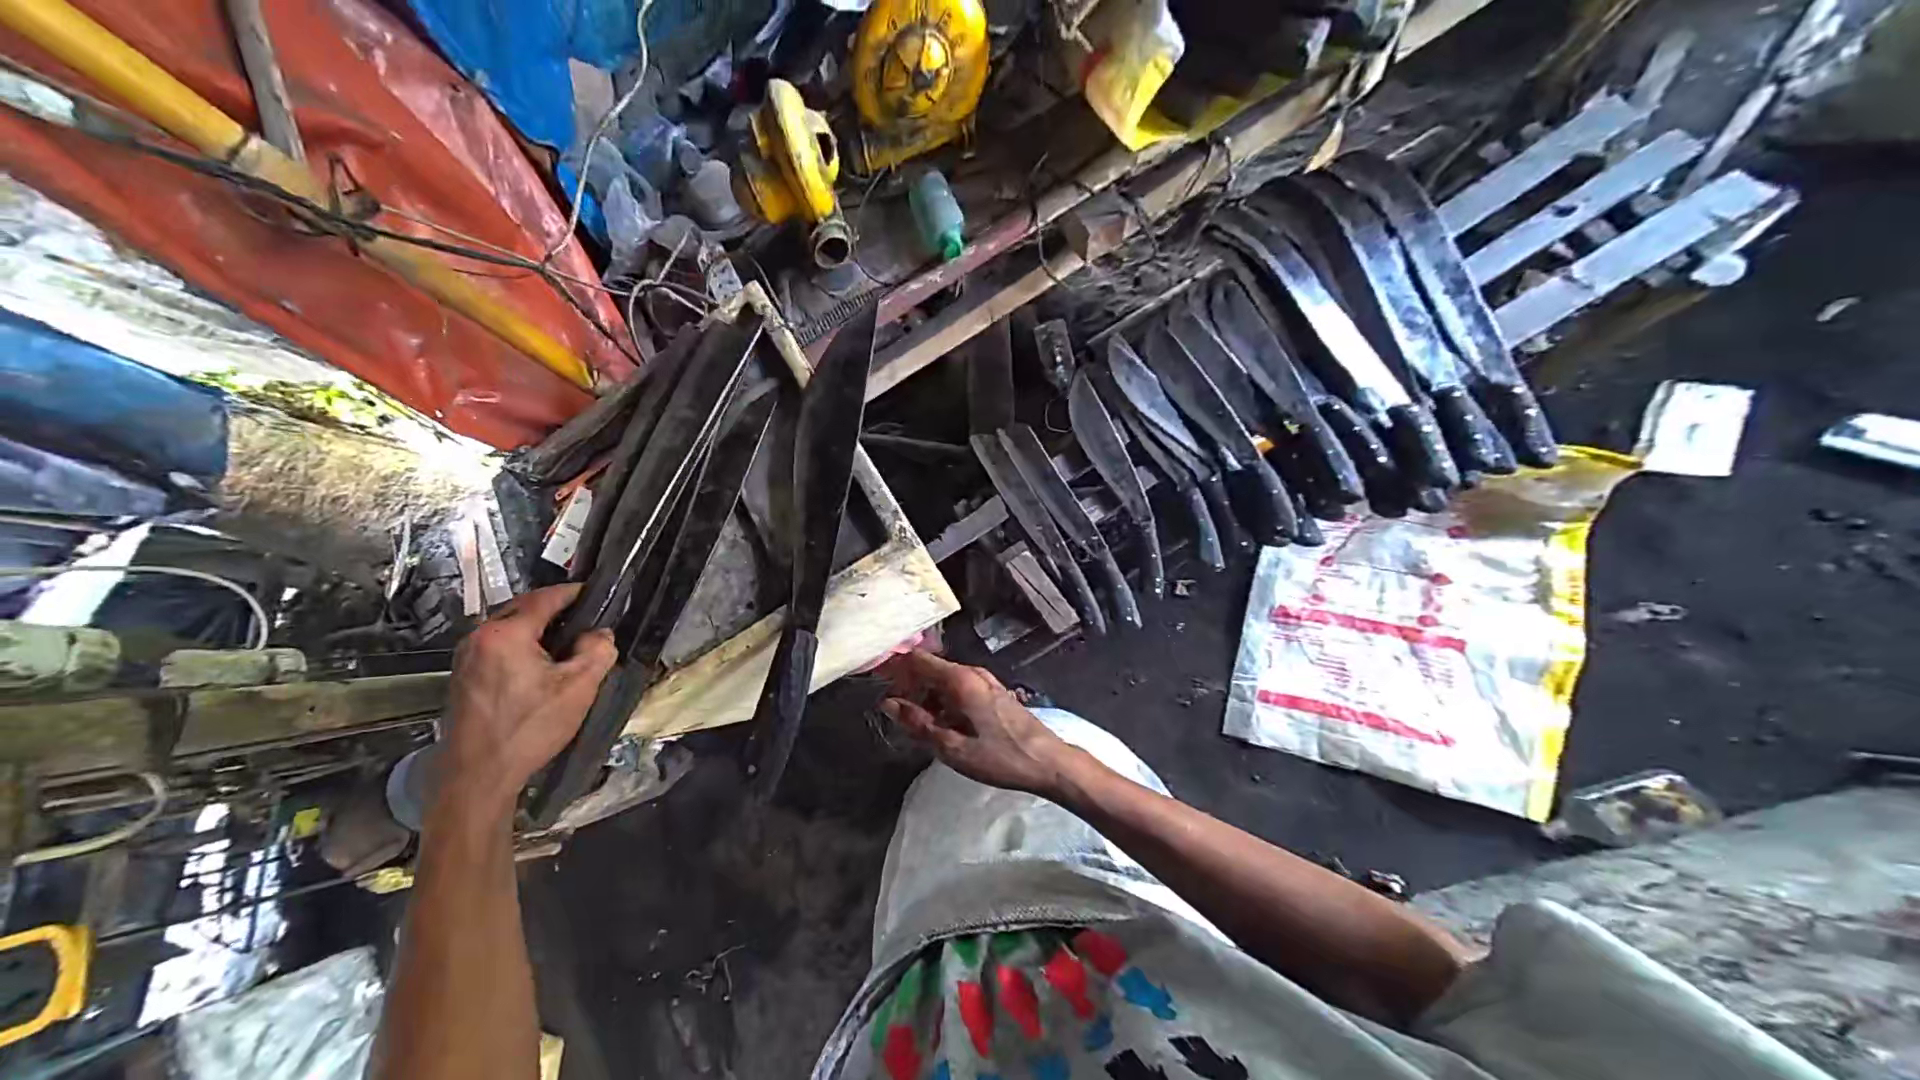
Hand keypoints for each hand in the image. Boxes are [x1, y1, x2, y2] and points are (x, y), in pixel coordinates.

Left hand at [440, 584, 617, 812]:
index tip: (597, 593)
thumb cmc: (529, 728)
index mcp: (504, 633)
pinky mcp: (462, 678)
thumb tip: (600, 634)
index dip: (574, 592)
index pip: (545, 597)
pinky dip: (521, 647)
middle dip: (555, 611)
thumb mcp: (579, 688)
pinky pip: (498, 648)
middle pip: (523, 609)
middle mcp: (478, 638)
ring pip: (509, 629)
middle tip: (586, 621)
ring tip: (567, 645)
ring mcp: (465, 658)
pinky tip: (541, 668)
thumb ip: (597, 651)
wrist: (478, 776)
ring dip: (538, 630)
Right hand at [875, 649, 1077, 795]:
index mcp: (961, 680)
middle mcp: (972, 674)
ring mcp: (985, 682)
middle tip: (890, 707)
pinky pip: (958, 689)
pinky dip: (942, 700)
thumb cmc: (1000, 756)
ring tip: (912, 720)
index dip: (894, 664)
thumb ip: (918, 724)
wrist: (1048, 762)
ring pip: (944, 680)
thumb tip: (889, 703)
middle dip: (908, 683)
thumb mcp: (952, 747)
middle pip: (930, 668)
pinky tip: (939, 723)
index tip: (875, 676)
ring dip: (925, 695)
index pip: (918, 659)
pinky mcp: (993, 694)